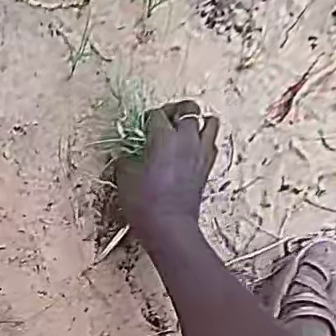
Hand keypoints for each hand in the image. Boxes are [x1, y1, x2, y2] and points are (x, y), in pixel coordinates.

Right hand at [114, 101, 219, 252]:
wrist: (169, 226)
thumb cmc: (146, 203)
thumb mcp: (125, 179)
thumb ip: (124, 161)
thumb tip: (124, 157)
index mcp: (164, 137)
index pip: (157, 115)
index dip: (147, 119)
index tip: (141, 128)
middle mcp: (186, 139)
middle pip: (188, 109)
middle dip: (175, 112)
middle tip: (164, 121)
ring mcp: (200, 152)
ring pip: (208, 122)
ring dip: (196, 123)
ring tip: (183, 132)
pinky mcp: (207, 168)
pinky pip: (211, 144)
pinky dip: (203, 142)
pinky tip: (190, 151)